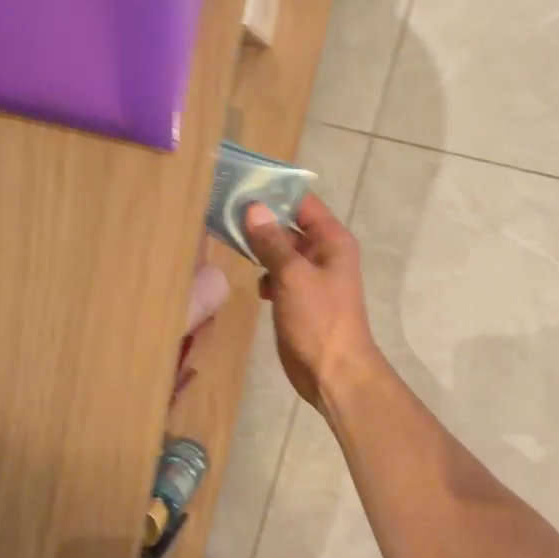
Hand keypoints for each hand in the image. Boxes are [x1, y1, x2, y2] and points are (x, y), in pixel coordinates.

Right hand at [243, 196, 383, 411]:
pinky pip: (280, 278)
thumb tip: (254, 208)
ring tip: (232, 244)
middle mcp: (324, 254)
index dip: (275, 192)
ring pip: (282, 253)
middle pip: (290, 226)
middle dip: (261, 221)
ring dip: (261, 251)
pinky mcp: (300, 301)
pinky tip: (257, 286)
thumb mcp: (292, 276)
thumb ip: (272, 242)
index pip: (303, 203)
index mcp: (332, 241)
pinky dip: (267, 277)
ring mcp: (312, 279)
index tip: (241, 185)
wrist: (334, 372)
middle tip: (224, 212)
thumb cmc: (319, 321)